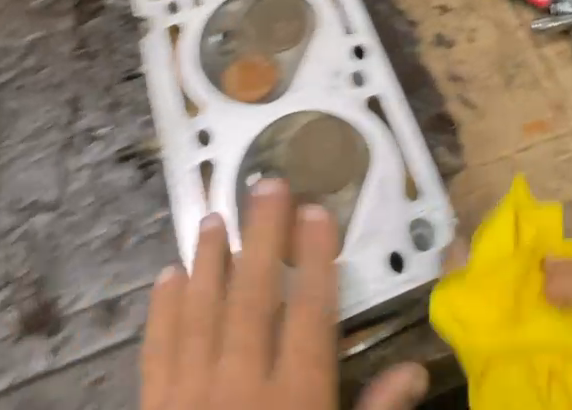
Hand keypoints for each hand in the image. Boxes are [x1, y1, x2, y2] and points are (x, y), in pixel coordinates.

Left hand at [140, 178, 430, 409]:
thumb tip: (415, 371)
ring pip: (199, 312)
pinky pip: (156, 351)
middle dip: (261, 236)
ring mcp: (191, 398)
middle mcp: (240, 388)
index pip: (309, 314)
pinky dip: (161, 310)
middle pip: (252, 296)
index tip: (317, 210)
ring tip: (213, 216)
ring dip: (207, 261)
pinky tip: (167, 276)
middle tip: (265, 183)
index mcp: (293, 401)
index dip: (315, 258)